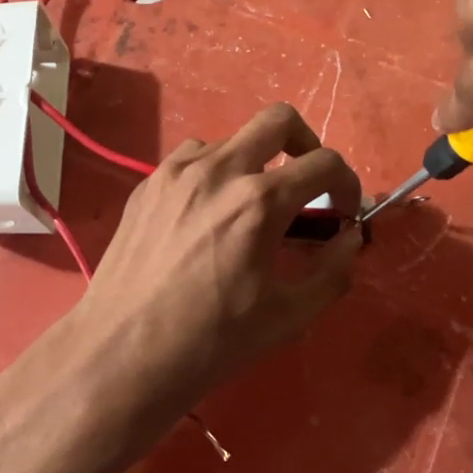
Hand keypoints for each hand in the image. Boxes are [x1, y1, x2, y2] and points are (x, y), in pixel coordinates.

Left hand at [42, 103, 363, 465]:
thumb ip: (332, 270)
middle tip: (306, 186)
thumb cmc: (211, 341)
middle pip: (278, 120)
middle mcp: (218, 170)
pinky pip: (192, 159)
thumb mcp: (288, 317)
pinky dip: (214, 175)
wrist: (123, 353)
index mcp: (259, 200)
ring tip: (249, 210)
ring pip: (231, 139)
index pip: (324, 163)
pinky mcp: (147, 185)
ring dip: (254, 163)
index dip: (347, 183)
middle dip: (306, 145)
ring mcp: (176, 172)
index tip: (343, 212)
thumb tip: (349, 238)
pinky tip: (207, 217)